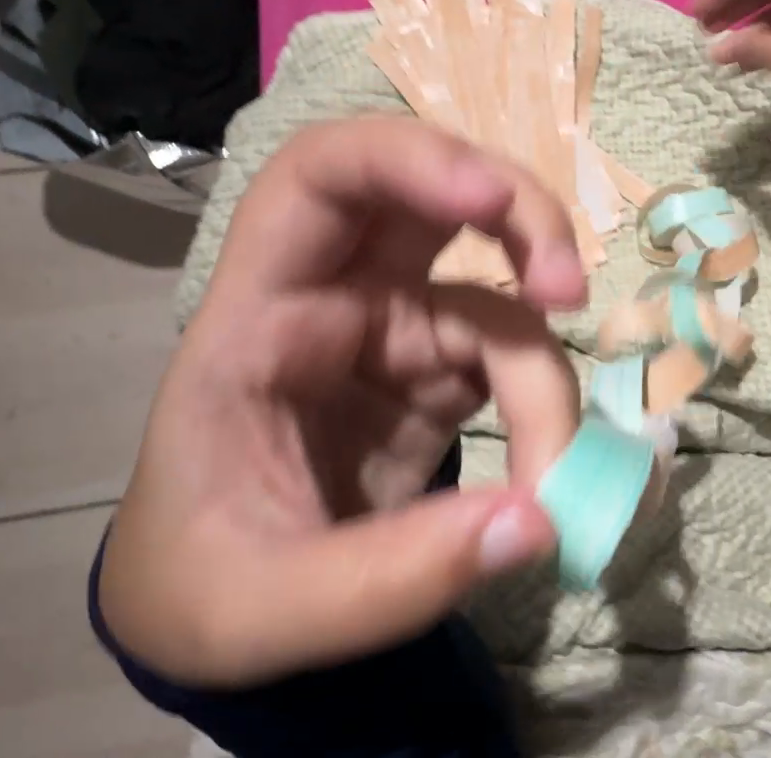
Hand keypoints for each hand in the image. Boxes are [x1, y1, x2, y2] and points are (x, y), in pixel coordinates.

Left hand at [98, 118, 587, 687]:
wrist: (210, 610)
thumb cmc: (201, 586)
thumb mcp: (263, 608)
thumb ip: (391, 578)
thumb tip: (538, 522)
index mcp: (258, 315)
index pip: (322, 177)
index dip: (409, 160)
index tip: (490, 203)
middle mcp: (335, 300)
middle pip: (436, 200)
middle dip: (518, 220)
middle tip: (569, 293)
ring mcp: (396, 332)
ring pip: (496, 292)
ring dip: (544, 367)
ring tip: (556, 470)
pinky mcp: (439, 376)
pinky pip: (514, 360)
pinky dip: (548, 406)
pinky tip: (552, 466)